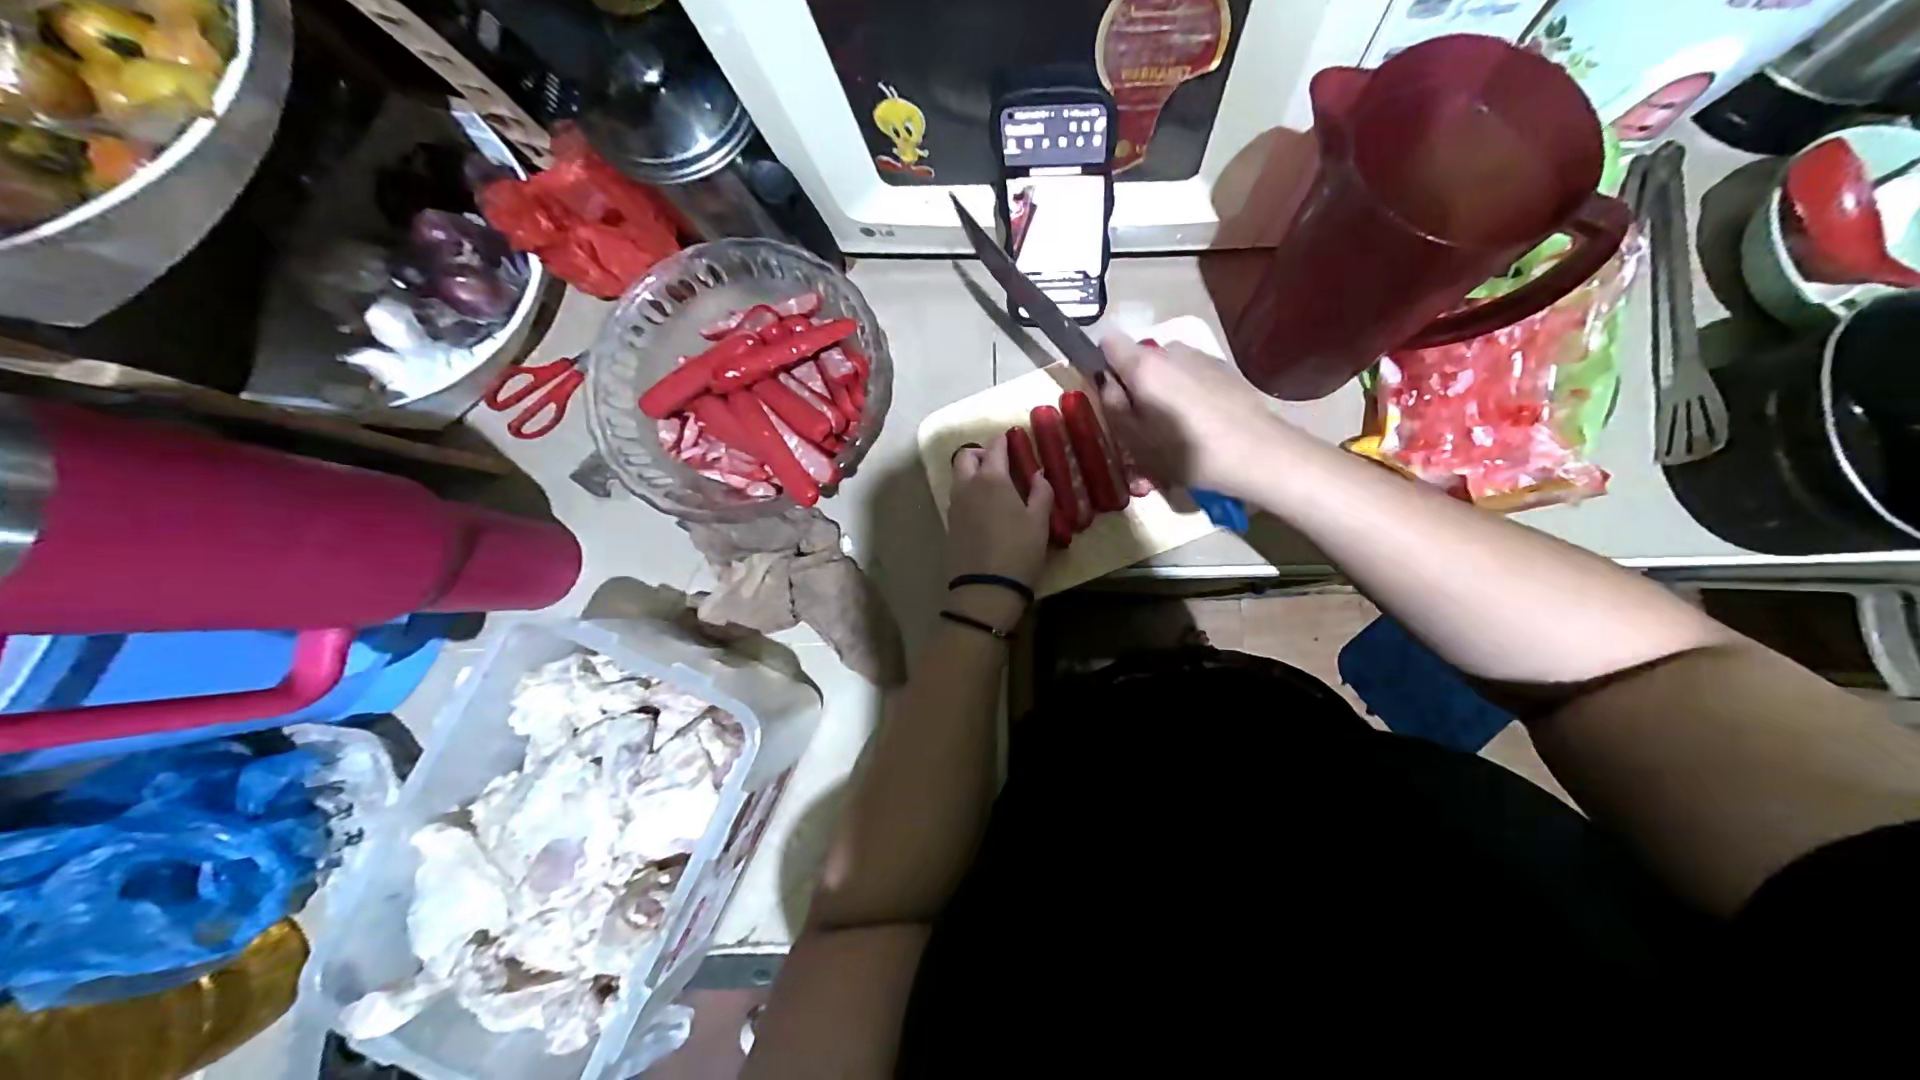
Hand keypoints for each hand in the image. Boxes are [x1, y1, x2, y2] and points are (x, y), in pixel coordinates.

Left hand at [946, 433, 1052, 592]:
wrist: (985, 588)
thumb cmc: (1019, 551)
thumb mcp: (1039, 522)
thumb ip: (1041, 493)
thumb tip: (1039, 475)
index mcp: (992, 479)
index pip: (995, 447)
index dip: (1006, 441)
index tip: (1015, 442)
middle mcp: (968, 486)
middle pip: (966, 456)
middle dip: (982, 453)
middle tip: (1001, 464)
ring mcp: (954, 505)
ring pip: (958, 476)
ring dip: (973, 473)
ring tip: (995, 487)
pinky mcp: (949, 524)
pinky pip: (957, 497)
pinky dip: (969, 493)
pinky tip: (985, 509)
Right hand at [1095, 335, 1289, 498]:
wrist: (1257, 453)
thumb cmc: (1185, 451)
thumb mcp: (1133, 438)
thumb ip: (1112, 403)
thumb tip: (1106, 380)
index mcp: (1144, 364)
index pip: (1108, 343)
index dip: (1102, 366)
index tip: (1108, 396)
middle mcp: (1171, 351)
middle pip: (1140, 362)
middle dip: (1136, 388)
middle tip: (1140, 428)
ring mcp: (1201, 358)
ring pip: (1168, 372)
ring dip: (1163, 395)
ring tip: (1172, 433)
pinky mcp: (1225, 371)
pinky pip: (1192, 379)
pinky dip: (1187, 398)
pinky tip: (1199, 428)